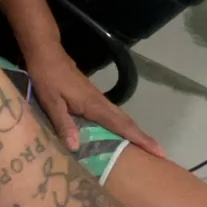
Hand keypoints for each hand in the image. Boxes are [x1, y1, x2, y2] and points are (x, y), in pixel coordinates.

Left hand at [25, 46, 164, 158]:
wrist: (46, 52)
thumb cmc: (47, 77)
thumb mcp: (50, 101)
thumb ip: (63, 123)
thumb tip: (76, 147)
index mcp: (93, 105)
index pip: (121, 125)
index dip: (140, 139)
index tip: (160, 151)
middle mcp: (99, 101)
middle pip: (125, 121)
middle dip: (142, 137)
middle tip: (160, 154)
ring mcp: (96, 96)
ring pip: (119, 116)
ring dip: (133, 130)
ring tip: (144, 147)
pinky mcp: (90, 94)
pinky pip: (110, 112)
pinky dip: (120, 123)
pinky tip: (118, 131)